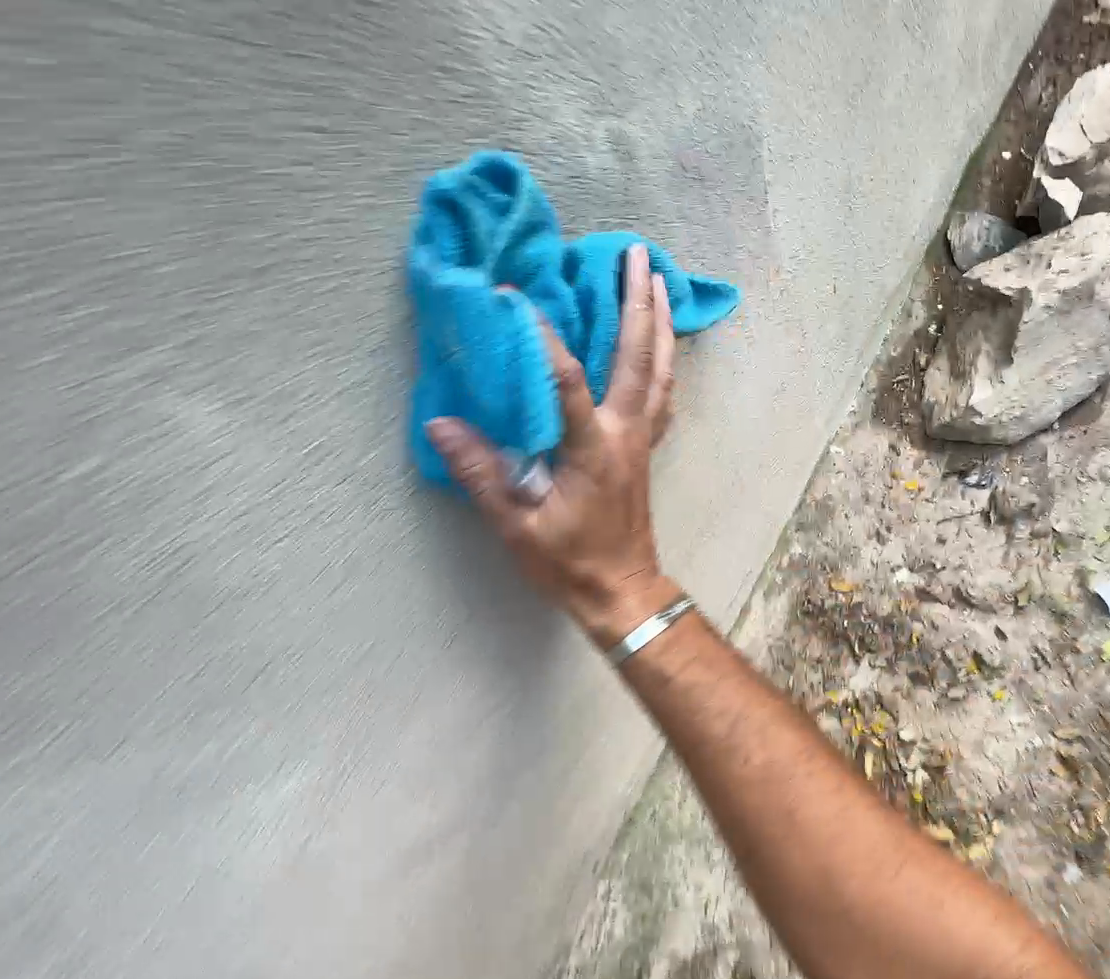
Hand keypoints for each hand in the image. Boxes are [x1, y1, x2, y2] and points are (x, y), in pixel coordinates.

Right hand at [425, 244, 683, 644]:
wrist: (622, 591)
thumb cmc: (570, 563)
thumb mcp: (517, 526)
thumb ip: (483, 474)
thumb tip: (443, 425)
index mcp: (592, 449)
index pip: (567, 380)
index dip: (541, 338)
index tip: (515, 298)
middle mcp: (625, 434)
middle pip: (639, 357)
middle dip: (639, 302)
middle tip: (640, 255)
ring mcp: (642, 440)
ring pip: (662, 371)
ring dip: (661, 323)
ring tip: (659, 281)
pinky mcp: (646, 449)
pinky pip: (664, 394)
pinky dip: (665, 361)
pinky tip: (663, 344)